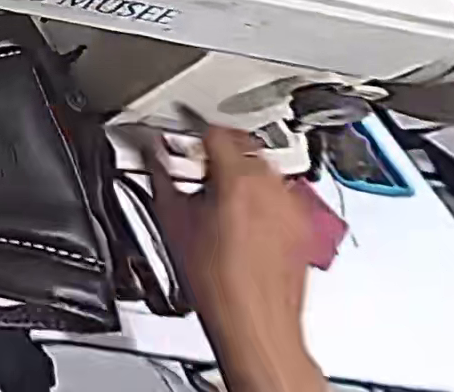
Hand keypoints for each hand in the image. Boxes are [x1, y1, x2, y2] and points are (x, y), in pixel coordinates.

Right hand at [144, 124, 325, 391]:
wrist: (253, 326)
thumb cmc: (216, 281)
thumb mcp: (171, 215)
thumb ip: (159, 172)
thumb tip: (150, 151)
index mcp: (238, 177)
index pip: (215, 129)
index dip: (190, 127)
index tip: (178, 131)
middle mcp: (272, 187)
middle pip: (243, 142)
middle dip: (217, 144)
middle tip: (194, 153)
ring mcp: (292, 207)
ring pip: (263, 165)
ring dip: (239, 164)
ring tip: (214, 179)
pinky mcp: (303, 227)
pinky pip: (279, 191)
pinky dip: (258, 188)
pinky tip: (238, 205)